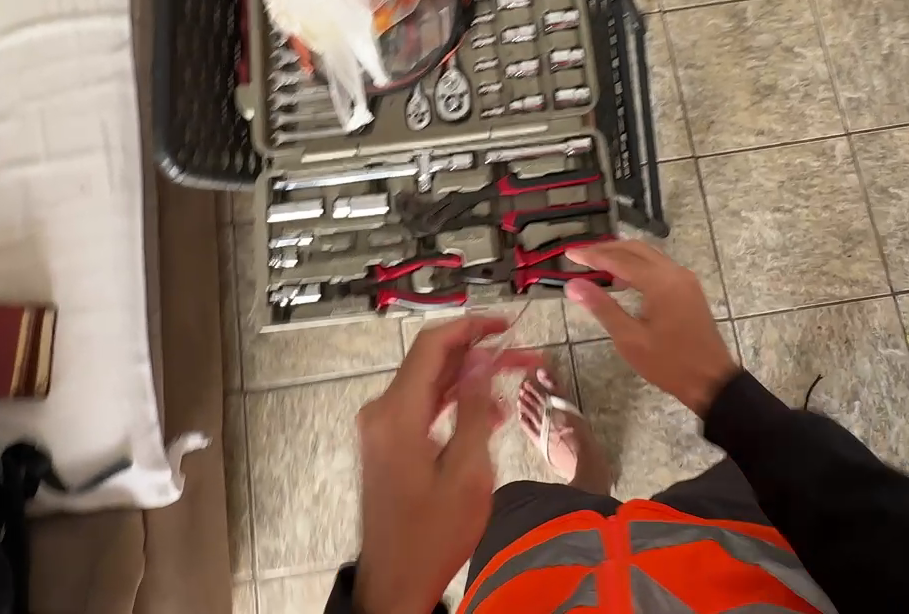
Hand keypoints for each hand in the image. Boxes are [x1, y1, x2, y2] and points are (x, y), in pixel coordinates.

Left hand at [353, 316, 538, 613]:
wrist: (395, 583)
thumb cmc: (434, 534)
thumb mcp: (467, 471)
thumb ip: (472, 406)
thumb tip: (481, 357)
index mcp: (397, 412)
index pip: (432, 345)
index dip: (470, 326)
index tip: (505, 325)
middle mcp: (383, 409)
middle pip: (434, 362)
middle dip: (481, 355)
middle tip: (525, 356)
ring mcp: (383, 425)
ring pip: (432, 383)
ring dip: (472, 379)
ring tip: (516, 381)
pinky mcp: (389, 440)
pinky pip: (425, 406)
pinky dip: (455, 403)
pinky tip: (491, 414)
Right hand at [564, 241, 739, 414]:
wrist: (712, 381)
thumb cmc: (669, 363)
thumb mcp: (630, 339)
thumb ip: (602, 307)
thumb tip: (573, 285)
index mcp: (660, 282)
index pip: (618, 259)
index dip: (591, 255)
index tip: (569, 254)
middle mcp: (674, 272)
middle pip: (634, 248)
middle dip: (606, 249)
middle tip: (580, 255)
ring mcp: (684, 278)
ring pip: (648, 254)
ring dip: (622, 254)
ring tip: (596, 263)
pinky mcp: (688, 288)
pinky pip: (658, 265)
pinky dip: (637, 264)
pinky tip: (622, 278)